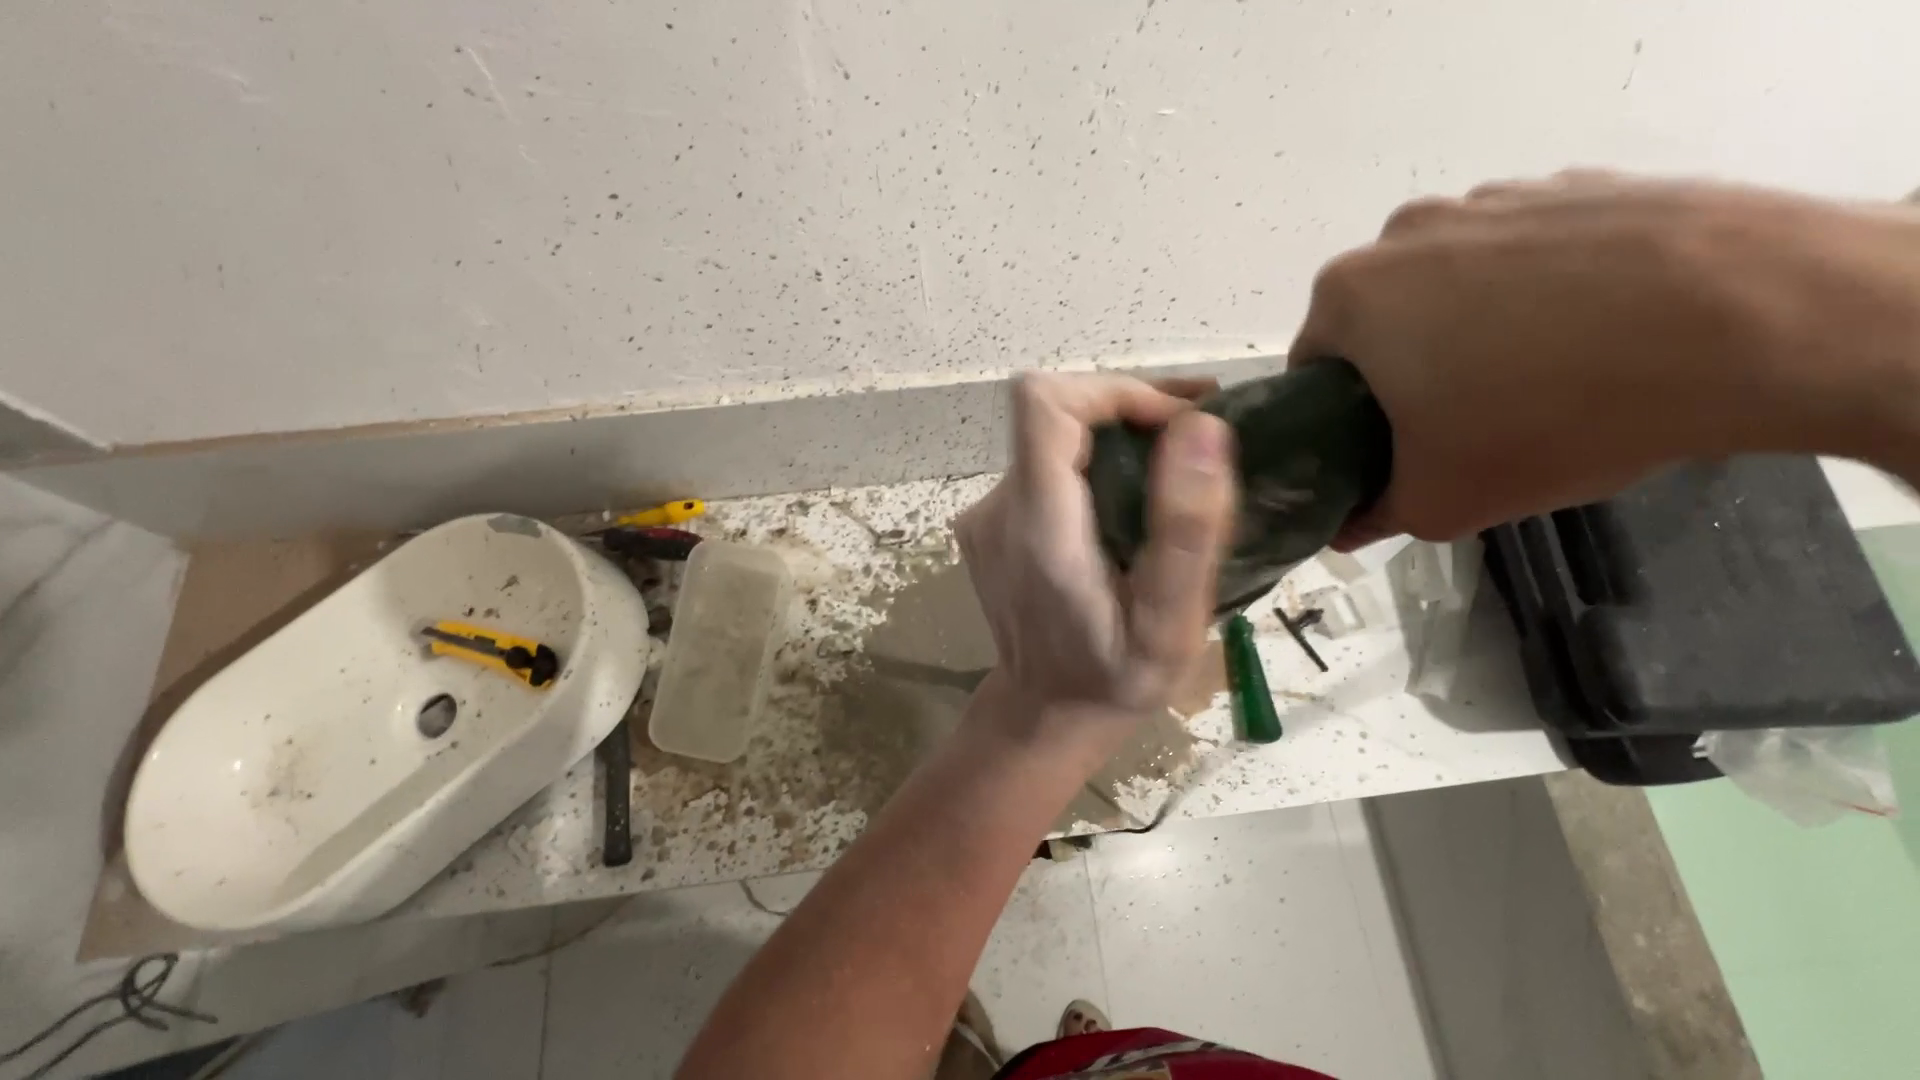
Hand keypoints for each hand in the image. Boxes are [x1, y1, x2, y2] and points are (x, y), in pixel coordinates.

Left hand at [956, 374, 1234, 744]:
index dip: (1113, 390)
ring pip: (1051, 436)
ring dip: (1115, 436)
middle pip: (1053, 412)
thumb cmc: (1114, 680)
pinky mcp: (989, 523)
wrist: (1044, 713)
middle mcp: (998, 508)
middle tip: (1199, 431)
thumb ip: (1185, 528)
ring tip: (1178, 461)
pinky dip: (1091, 463)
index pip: (1046, 404)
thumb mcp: (1170, 623)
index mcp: (1039, 526)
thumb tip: (1202, 426)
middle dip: (1128, 408)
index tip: (1175, 418)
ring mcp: (986, 515)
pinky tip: (1131, 499)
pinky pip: (1043, 465)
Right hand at [1293, 170, 1919, 546]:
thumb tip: (1343, 526)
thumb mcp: (1440, 500)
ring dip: (1473, 330)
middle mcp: (1404, 233)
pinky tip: (1600, 336)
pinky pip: (1532, 254)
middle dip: (1406, 371)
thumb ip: (1372, 515)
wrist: (1752, 321)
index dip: (1340, 421)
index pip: (1312, 370)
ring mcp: (1496, 198)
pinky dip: (1547, 294)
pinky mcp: (1580, 185)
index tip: (1387, 452)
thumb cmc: (1550, 415)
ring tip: (1545, 379)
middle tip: (1463, 424)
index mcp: (1349, 297)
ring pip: (1454, 285)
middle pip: (1380, 321)